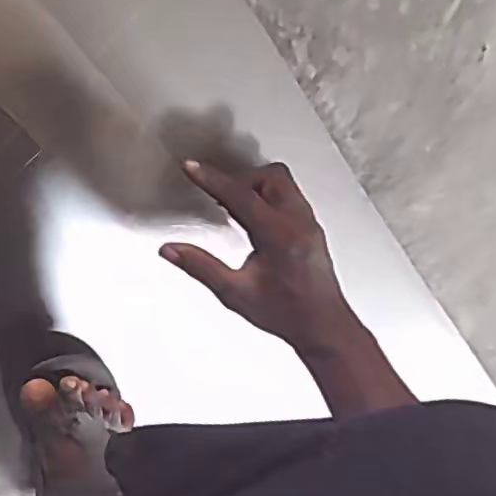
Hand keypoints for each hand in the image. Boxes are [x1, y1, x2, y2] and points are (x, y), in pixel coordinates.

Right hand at [161, 160, 359, 356]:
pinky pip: (289, 194)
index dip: (212, 179)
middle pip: (267, 177)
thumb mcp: (234, 293)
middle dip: (237, 179)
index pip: (241, 195)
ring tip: (232, 200)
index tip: (192, 168)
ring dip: (254, 185)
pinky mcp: (311, 226)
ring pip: (282, 181)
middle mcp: (298, 224)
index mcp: (279, 237)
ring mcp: (308, 223)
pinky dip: (267, 193)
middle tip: (215, 191)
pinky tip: (253, 211)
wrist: (323, 328)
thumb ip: (200, 267)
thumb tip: (172, 250)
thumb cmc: (286, 313)